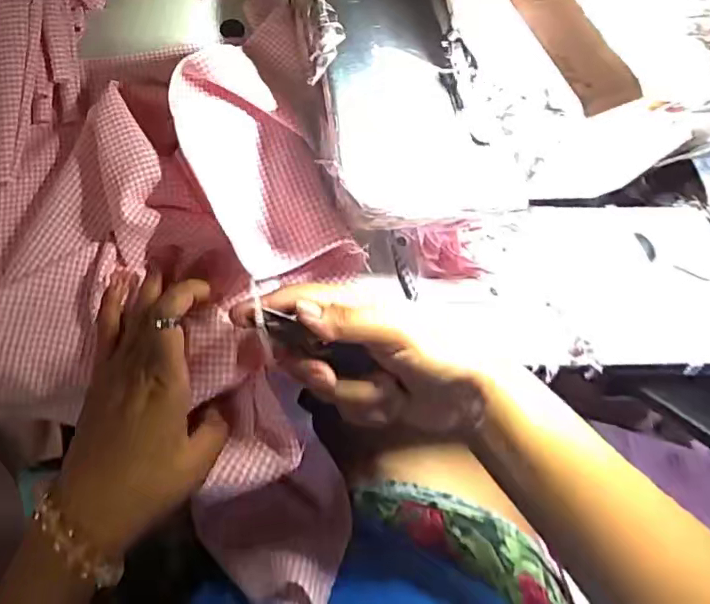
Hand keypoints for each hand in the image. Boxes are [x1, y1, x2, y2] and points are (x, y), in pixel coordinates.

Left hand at [51, 267, 230, 560]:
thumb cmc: (147, 484)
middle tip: (191, 271)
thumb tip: (225, 400)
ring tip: (158, 266)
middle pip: (149, 306)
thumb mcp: (196, 464)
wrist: (89, 508)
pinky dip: (111, 301)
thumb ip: (217, 425)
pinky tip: (117, 285)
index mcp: (164, 377)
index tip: (210, 294)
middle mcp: (137, 361)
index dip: (188, 292)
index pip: (170, 315)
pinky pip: (105, 328)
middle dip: (170, 283)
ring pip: (128, 311)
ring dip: (143, 285)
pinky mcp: (99, 375)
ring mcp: (114, 366)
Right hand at [241, 283, 494, 434]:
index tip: (235, 319)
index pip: (297, 301)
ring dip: (351, 393)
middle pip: (300, 348)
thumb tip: (299, 311)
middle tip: (330, 376)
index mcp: (350, 306)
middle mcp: (344, 331)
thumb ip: (345, 323)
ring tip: (384, 393)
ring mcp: (353, 363)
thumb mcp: (392, 334)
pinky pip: (343, 405)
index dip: (265, 307)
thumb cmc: (436, 351)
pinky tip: (393, 404)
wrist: (474, 397)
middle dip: (314, 368)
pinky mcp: (363, 392)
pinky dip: (367, 408)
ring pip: (321, 383)